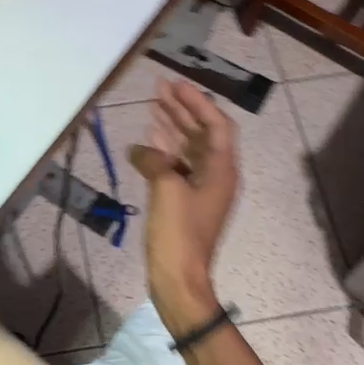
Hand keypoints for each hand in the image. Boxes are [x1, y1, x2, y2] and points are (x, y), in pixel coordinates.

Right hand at [129, 79, 239, 334]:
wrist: (179, 279)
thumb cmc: (178, 234)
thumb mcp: (167, 190)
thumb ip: (156, 161)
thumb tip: (141, 150)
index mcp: (222, 170)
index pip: (216, 125)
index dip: (198, 102)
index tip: (177, 86)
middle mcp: (216, 176)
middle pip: (202, 134)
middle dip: (182, 110)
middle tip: (160, 88)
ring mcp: (200, 191)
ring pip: (188, 150)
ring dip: (171, 128)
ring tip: (152, 106)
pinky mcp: (184, 204)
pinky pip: (176, 168)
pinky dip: (162, 153)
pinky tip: (145, 144)